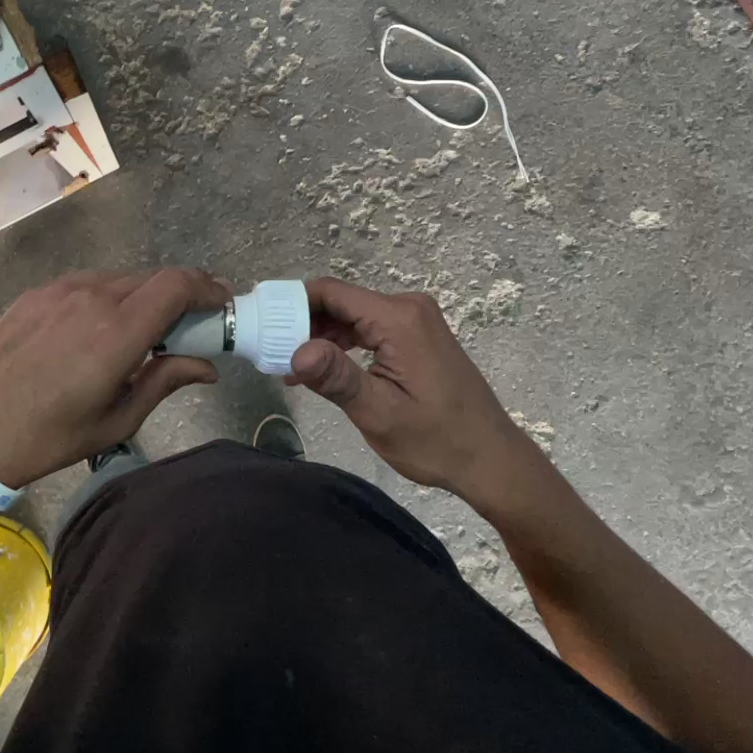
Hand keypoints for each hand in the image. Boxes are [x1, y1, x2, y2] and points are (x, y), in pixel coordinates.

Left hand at [0, 269, 229, 488]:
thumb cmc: (50, 438)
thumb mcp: (116, 420)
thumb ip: (164, 381)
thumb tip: (207, 366)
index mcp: (116, 332)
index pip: (176, 285)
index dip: (206, 287)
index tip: (221, 302)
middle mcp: (90, 298)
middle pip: (152, 277)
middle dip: (180, 292)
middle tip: (193, 320)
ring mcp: (59, 290)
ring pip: (119, 278)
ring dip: (143, 294)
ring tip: (146, 327)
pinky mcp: (36, 293)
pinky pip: (85, 284)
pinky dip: (108, 296)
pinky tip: (101, 325)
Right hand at [286, 277, 537, 505]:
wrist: (491, 459)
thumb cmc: (436, 441)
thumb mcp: (379, 413)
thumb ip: (336, 378)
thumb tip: (295, 352)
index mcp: (398, 319)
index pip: (330, 292)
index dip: (291, 304)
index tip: (261, 326)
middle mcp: (407, 308)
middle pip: (339, 301)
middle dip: (302, 324)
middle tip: (270, 353)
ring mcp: (415, 320)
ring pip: (351, 315)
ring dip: (320, 336)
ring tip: (289, 368)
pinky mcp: (417, 335)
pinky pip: (369, 327)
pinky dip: (342, 344)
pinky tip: (322, 370)